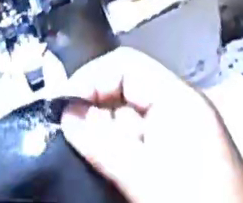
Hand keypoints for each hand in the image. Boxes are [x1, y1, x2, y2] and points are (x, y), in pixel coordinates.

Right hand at [59, 48, 242, 202]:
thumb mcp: (146, 175)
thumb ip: (105, 143)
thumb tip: (68, 112)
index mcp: (180, 98)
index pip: (125, 64)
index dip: (90, 80)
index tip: (61, 106)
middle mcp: (182, 111)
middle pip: (124, 93)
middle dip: (93, 111)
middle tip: (64, 136)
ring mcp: (181, 141)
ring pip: (127, 125)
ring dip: (102, 138)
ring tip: (83, 159)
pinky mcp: (178, 168)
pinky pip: (138, 149)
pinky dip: (117, 159)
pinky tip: (106, 177)